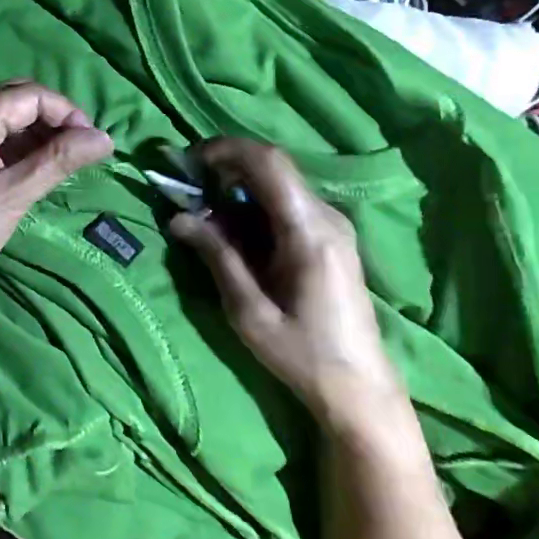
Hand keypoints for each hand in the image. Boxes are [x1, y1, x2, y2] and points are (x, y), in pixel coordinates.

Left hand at [0, 81, 113, 317]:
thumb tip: (105, 139)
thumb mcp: (13, 196)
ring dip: (34, 129)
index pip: (28, 95)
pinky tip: (34, 162)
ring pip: (1, 114)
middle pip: (13, 97)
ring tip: (62, 157)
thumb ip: (58, 161)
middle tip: (79, 146)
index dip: (65, 111)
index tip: (90, 141)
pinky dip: (14, 142)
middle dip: (51, 117)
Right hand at [168, 138, 405, 434]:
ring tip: (204, 213)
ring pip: (279, 184)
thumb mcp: (249, 311)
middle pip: (273, 167)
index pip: (269, 163)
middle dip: (226, 167)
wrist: (359, 388)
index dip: (226, 150)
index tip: (189, 163)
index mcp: (310, 231)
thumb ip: (217, 256)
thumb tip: (179, 217)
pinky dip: (254, 205)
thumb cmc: (302, 354)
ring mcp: (333, 225)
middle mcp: (327, 217)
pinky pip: (287, 204)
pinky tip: (233, 232)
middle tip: (189, 188)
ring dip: (238, 187)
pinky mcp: (331, 237)